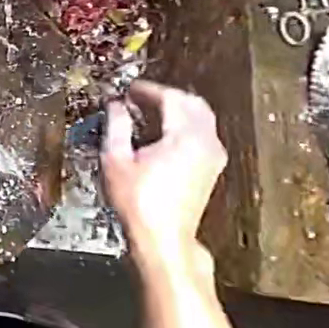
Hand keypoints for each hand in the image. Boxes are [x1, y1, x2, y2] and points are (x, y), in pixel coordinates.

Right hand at [101, 82, 226, 273]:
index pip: (171, 98)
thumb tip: (116, 106)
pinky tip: (161, 133)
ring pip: (201, 117)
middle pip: (192, 103)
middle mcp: (206, 143)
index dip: (148, 90)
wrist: (163, 238)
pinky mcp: (211, 169)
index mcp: (185, 137)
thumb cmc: (139, 203)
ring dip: (177, 109)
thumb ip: (116, 126)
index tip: (130, 89)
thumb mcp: (115, 159)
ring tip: (149, 112)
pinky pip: (202, 134)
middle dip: (166, 95)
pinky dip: (184, 125)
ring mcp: (212, 157)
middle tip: (140, 96)